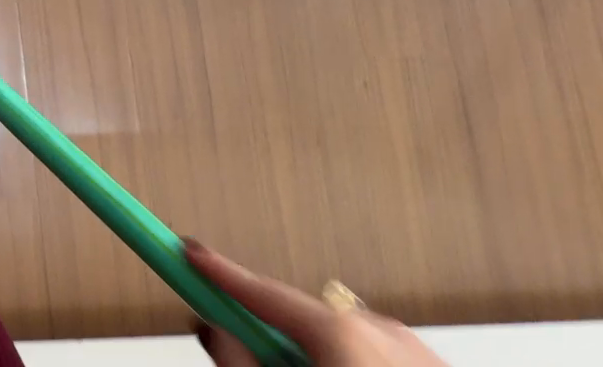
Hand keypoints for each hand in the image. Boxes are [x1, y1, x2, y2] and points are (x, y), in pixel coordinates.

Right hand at [185, 241, 448, 366]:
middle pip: (300, 317)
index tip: (183, 247)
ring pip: (340, 339)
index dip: (213, 268)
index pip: (256, 289)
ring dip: (317, 358)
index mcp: (340, 333)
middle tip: (255, 360)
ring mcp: (419, 352)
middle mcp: (381, 330)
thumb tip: (214, 334)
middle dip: (273, 336)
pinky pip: (377, 357)